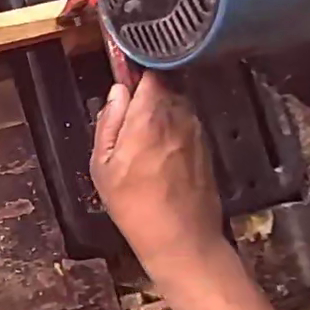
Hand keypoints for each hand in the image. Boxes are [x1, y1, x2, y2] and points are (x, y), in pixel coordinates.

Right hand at [90, 72, 232, 288]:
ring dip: (158, 113)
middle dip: (143, 95)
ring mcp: (196, 130)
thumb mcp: (103, 166)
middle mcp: (178, 116)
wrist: (182, 239)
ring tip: (141, 142)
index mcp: (149, 116)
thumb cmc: (135, 206)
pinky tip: (158, 156)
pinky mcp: (206, 146)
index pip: (147, 71)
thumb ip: (108, 122)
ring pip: (174, 105)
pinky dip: (171, 131)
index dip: (133, 69)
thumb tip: (116, 94)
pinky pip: (185, 125)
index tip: (121, 73)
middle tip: (124, 118)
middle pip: (161, 87)